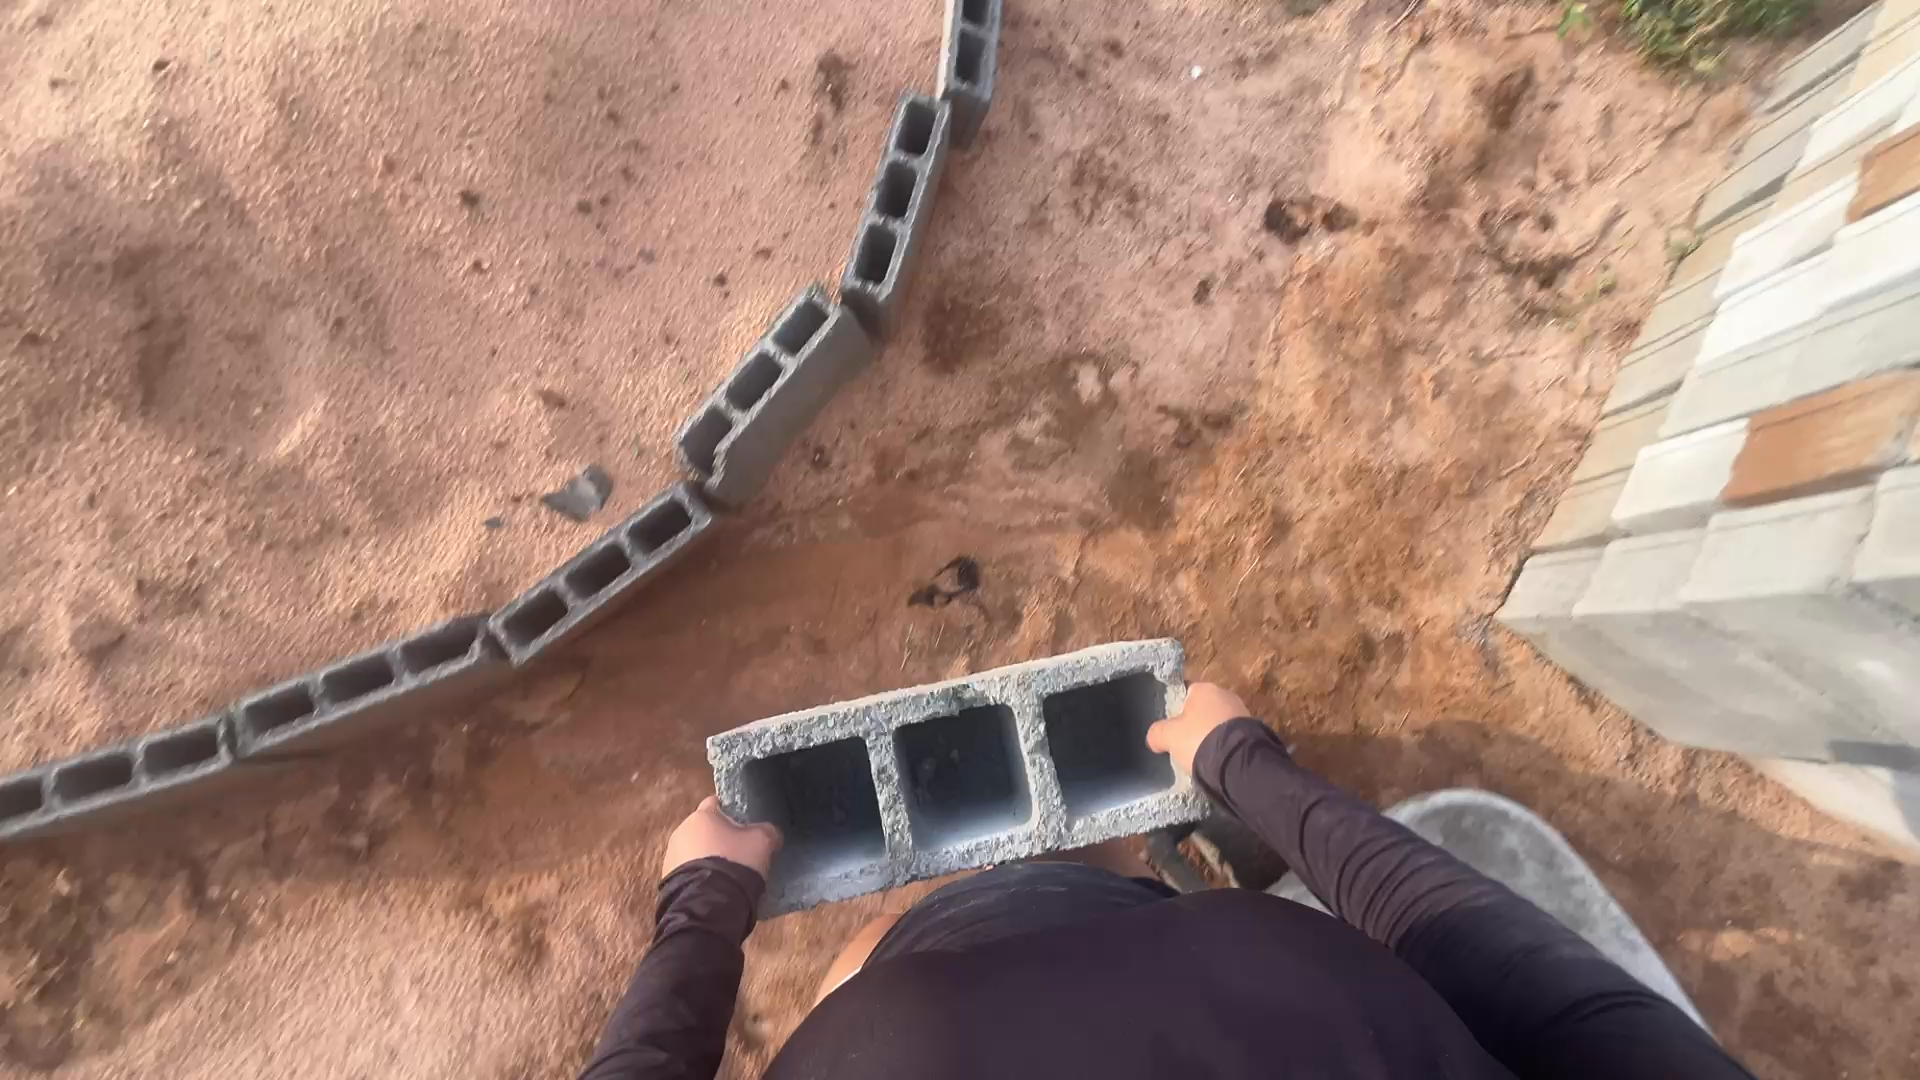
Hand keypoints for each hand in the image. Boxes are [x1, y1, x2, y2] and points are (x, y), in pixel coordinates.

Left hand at [662, 796, 782, 879]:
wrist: (708, 906)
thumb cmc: (734, 862)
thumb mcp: (763, 841)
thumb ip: (767, 830)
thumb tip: (769, 833)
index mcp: (702, 816)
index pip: (716, 803)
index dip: (731, 811)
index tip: (744, 825)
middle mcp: (681, 832)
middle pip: (704, 829)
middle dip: (719, 838)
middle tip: (738, 853)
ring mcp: (670, 858)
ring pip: (694, 852)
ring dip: (707, 860)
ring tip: (726, 877)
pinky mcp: (666, 883)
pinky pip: (688, 874)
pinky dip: (699, 878)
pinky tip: (714, 890)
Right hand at [1146, 682, 1251, 774]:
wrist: (1238, 762)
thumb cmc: (1199, 739)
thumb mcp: (1168, 737)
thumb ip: (1156, 733)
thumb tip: (1153, 739)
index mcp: (1204, 689)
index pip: (1186, 692)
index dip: (1177, 709)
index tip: (1174, 727)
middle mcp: (1225, 694)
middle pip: (1204, 707)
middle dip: (1197, 723)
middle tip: (1187, 742)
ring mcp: (1243, 712)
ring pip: (1220, 722)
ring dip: (1214, 735)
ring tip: (1205, 755)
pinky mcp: (1257, 731)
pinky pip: (1234, 736)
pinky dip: (1227, 745)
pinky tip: (1220, 760)